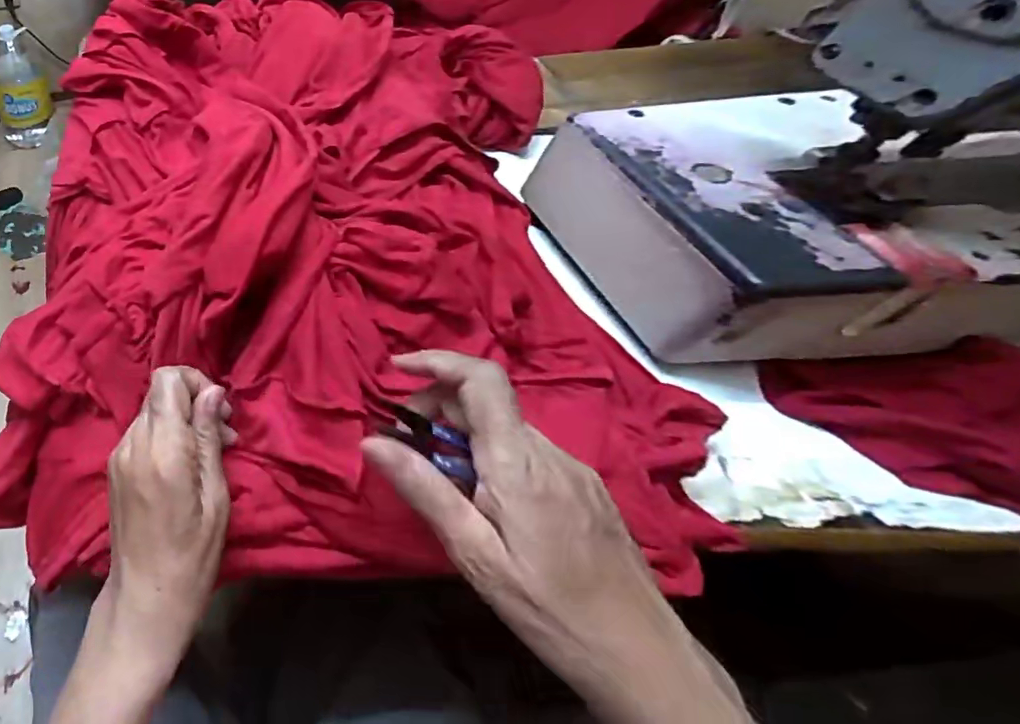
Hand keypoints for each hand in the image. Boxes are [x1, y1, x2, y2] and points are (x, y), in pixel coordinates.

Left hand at [102, 367, 234, 662]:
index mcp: (160, 447)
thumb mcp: (214, 497)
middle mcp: (132, 442)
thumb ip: (209, 437)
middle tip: (222, 432)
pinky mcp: (113, 467)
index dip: (195, 382)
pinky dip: (164, 435)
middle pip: (158, 392)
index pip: (167, 378)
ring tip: (207, 452)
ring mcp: (117, 454)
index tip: (219, 411)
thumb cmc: (192, 556)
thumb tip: (213, 391)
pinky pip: (141, 432)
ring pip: (150, 410)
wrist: (144, 599)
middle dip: (192, 400)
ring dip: (180, 419)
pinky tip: (183, 464)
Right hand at [363, 350, 747, 723]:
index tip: (397, 369)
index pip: (480, 378)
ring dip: (463, 436)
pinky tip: (487, 501)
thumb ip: (424, 489)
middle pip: (484, 402)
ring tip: (443, 483)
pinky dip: (492, 455)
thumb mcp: (475, 555)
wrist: (647, 659)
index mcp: (518, 461)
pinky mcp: (586, 486)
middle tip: (407, 449)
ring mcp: (573, 467)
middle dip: (436, 409)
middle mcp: (549, 450)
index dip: (436, 361)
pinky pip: (527, 451)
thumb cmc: (551, 610)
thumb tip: (372, 440)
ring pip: (504, 428)